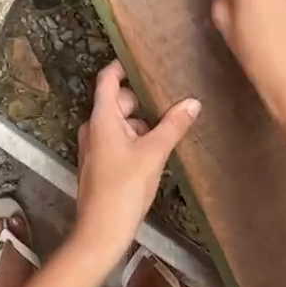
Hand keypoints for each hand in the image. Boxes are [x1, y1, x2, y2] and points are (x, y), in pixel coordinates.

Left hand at [70, 61, 198, 262]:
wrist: (101, 230)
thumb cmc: (124, 188)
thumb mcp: (154, 153)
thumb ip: (173, 126)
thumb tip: (192, 102)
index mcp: (101, 118)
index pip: (107, 80)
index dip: (121, 66)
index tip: (139, 56)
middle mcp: (93, 128)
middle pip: (117, 102)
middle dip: (141, 98)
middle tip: (168, 93)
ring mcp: (94, 147)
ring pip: (119, 123)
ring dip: (141, 122)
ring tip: (169, 122)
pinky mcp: (100, 164)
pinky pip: (118, 140)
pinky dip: (135, 138)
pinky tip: (156, 148)